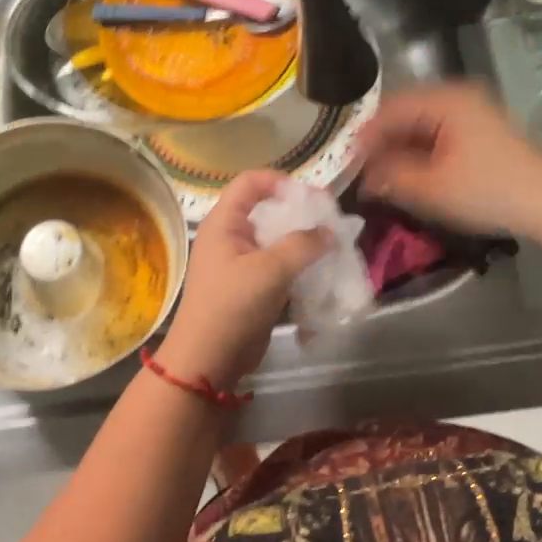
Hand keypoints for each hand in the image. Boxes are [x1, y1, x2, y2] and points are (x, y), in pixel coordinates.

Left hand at [159, 170, 328, 388]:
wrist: (209, 360)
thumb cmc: (232, 306)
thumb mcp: (270, 270)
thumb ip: (303, 245)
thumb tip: (330, 232)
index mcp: (224, 223)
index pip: (250, 182)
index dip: (279, 181)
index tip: (310, 197)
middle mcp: (231, 237)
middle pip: (267, 210)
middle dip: (300, 213)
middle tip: (330, 220)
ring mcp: (241, 263)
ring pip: (276, 240)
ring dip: (303, 241)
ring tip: (332, 245)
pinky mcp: (253, 287)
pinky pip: (279, 266)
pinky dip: (299, 265)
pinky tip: (322, 271)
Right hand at [355, 82, 541, 237]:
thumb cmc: (488, 191)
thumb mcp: (432, 188)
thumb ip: (391, 177)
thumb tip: (365, 176)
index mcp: (445, 101)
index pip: (388, 109)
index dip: (364, 137)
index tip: (345, 163)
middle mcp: (458, 97)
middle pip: (405, 115)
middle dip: (381, 144)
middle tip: (361, 174)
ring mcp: (473, 113)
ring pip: (422, 127)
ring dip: (401, 151)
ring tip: (383, 180)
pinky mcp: (482, 132)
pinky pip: (439, 135)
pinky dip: (422, 154)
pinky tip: (413, 178)